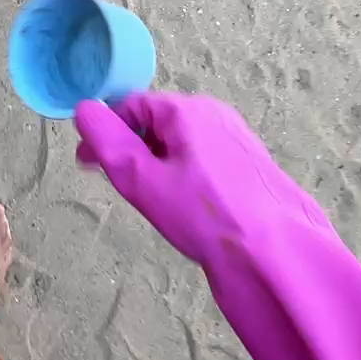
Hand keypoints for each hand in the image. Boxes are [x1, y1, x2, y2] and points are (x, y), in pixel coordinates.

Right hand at [74, 92, 333, 265]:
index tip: (88, 164)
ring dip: (158, 162)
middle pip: (157, 122)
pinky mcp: (250, 161)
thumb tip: (83, 108)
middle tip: (123, 187)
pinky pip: (204, 156)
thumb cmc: (204, 215)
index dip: (106, 132)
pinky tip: (189, 205)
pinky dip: (186, 172)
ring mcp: (235, 136)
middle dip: (133, 149)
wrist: (278, 254)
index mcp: (186, 109)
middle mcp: (212, 112)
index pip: (131, 105)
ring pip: (181, 141)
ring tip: (157, 201)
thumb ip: (109, 143)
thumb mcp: (143, 181)